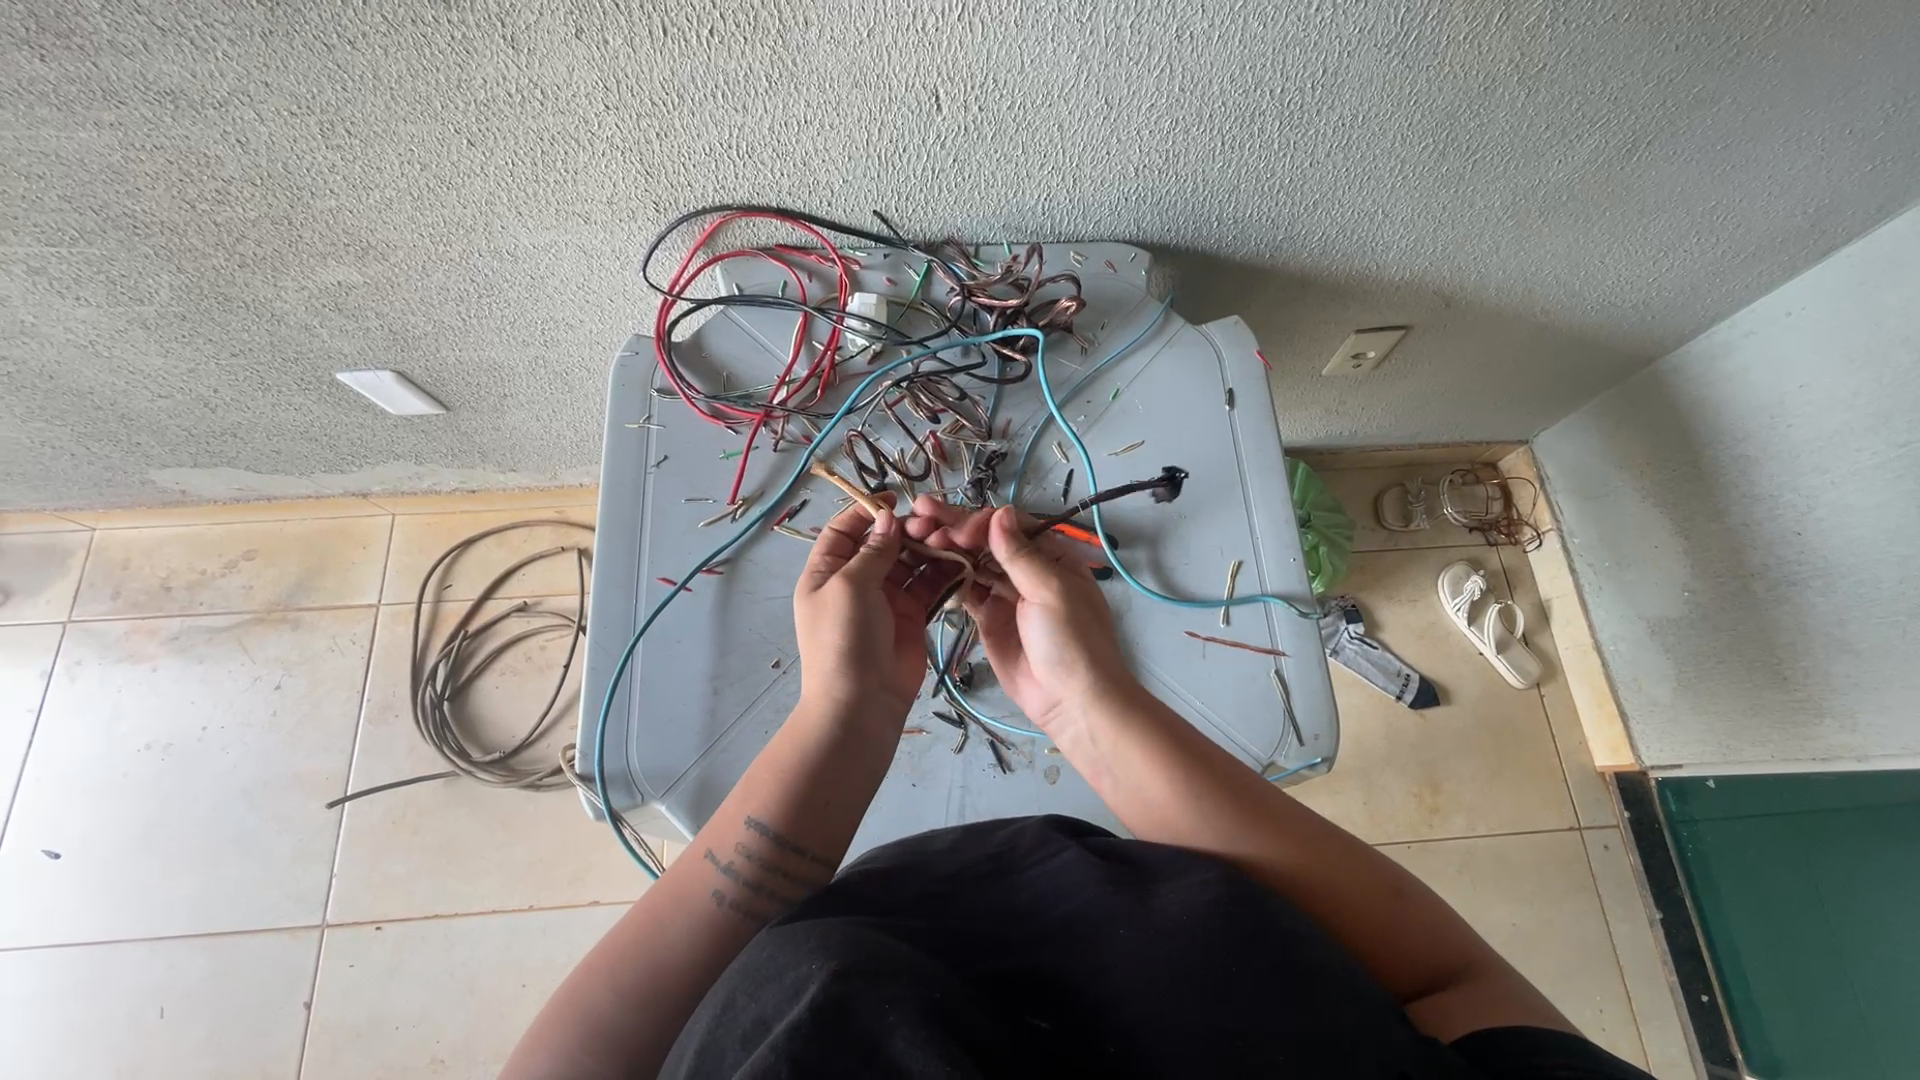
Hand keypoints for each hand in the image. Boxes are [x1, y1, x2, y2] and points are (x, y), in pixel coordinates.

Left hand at [793, 499, 942, 725]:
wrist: (861, 701)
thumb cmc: (844, 638)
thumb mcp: (850, 586)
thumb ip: (872, 551)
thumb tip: (887, 518)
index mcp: (827, 572)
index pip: (845, 530)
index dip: (867, 511)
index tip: (895, 498)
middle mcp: (855, 582)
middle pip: (883, 543)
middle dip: (906, 530)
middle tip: (933, 524)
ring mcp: (885, 600)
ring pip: (909, 562)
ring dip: (928, 549)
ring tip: (951, 539)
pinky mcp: (911, 616)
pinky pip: (927, 586)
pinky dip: (942, 573)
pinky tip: (961, 561)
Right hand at [906, 499, 1134, 732]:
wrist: (1072, 701)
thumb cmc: (1072, 640)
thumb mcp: (1050, 590)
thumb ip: (1020, 553)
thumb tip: (999, 512)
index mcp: (1053, 556)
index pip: (1012, 526)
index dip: (981, 521)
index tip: (956, 528)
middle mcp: (1028, 570)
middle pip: (989, 541)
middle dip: (957, 527)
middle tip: (922, 516)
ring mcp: (1007, 595)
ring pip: (974, 563)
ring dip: (949, 549)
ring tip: (919, 537)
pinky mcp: (989, 619)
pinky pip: (967, 592)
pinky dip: (949, 577)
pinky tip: (927, 565)